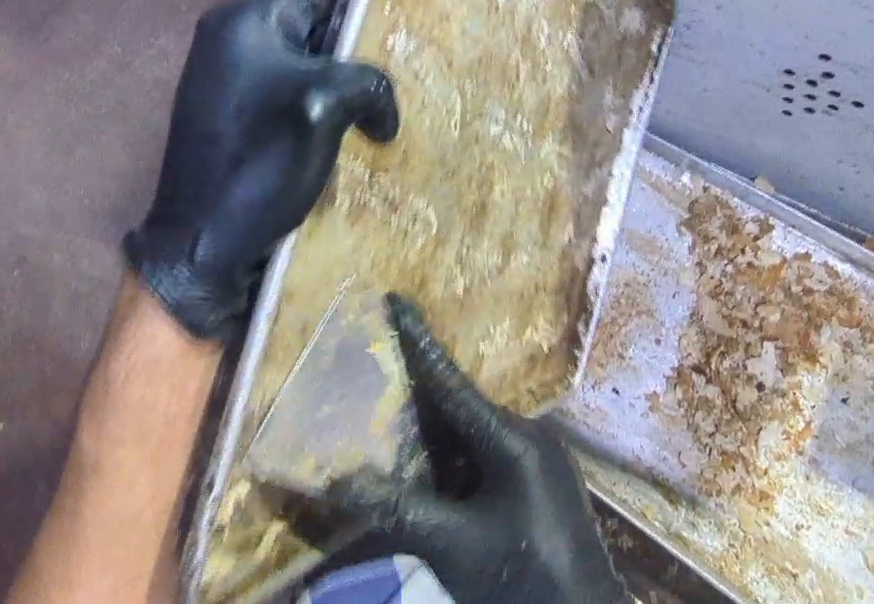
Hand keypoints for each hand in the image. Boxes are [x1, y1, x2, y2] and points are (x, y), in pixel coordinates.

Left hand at [126, 0, 398, 340]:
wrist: (201, 242)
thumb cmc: (259, 161)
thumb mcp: (324, 105)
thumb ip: (367, 82)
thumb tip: (381, 113)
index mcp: (246, 21)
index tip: (411, 5)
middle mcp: (231, 39)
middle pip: (315, 25)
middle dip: (358, 47)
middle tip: (406, 63)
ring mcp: (228, 78)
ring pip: (306, 63)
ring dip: (343, 82)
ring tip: (384, 102)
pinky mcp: (233, 114)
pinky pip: (289, 92)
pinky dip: (321, 105)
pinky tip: (351, 129)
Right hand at [309, 294, 625, 603]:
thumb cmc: (523, 580)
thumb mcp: (454, 546)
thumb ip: (397, 508)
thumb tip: (336, 482)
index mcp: (511, 439)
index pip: (450, 380)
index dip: (417, 339)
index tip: (395, 298)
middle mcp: (527, 437)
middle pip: (459, 405)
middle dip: (415, 391)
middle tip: (374, 365)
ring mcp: (537, 462)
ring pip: (470, 434)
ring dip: (431, 433)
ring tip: (387, 415)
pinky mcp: (537, 486)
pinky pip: (484, 458)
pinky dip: (451, 460)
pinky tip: (421, 469)